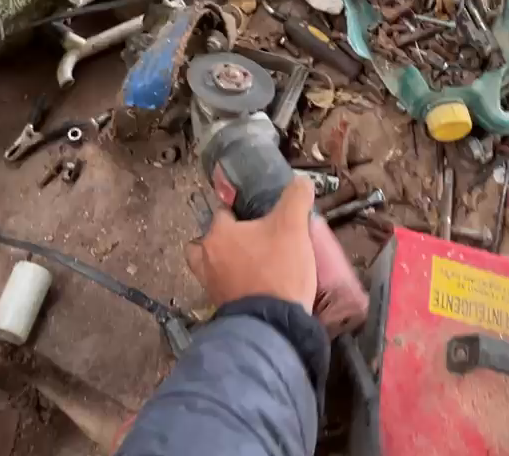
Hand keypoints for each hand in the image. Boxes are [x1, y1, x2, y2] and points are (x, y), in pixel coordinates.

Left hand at [185, 175, 317, 310]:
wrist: (273, 327)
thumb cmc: (278, 270)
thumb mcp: (293, 226)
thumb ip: (296, 198)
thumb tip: (302, 181)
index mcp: (219, 234)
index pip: (223, 211)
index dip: (240, 209)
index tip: (258, 213)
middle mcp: (207, 259)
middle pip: (208, 240)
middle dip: (223, 239)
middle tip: (250, 240)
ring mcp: (211, 286)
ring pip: (210, 267)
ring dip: (224, 264)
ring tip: (249, 264)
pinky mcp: (221, 309)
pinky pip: (223, 289)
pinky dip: (233, 286)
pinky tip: (254, 286)